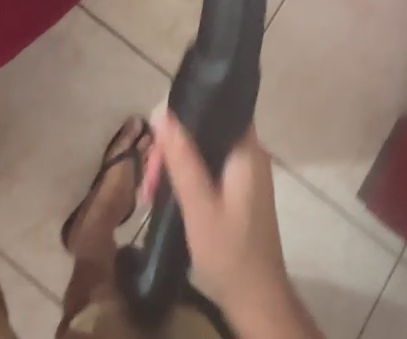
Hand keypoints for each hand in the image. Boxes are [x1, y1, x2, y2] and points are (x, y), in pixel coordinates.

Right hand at [147, 112, 307, 331]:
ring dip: (175, 165)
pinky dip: (186, 178)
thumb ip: (182, 158)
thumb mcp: (199, 204)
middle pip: (204, 131)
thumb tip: (162, 113)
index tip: (157, 135)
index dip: (185, 112)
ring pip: (202, 151)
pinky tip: (166, 197)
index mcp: (246, 152)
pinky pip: (207, 169)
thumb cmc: (229, 251)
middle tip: (150, 178)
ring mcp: (244, 174)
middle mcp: (248, 155)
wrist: (256, 300)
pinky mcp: (237, 191)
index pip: (217, 107)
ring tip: (152, 193)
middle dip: (172, 147)